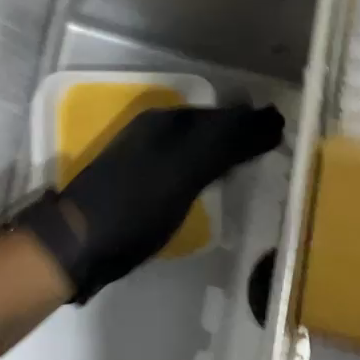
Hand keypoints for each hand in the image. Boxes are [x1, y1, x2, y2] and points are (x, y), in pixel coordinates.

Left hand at [14, 104, 283, 301]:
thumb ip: (222, 147)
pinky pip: (181, 161)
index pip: (222, 116)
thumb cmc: (133, 209)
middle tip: (273, 138)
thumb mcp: (183, 174)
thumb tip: (266, 120)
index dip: (252, 122)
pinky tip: (213, 176)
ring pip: (194, 142)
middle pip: (208, 125)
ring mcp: (141, 153)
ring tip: (251, 156)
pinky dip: (204, 164)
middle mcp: (154, 130)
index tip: (283, 127)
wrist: (77, 243)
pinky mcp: (134, 178)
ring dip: (223, 146)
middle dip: (240, 130)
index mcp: (167, 123)